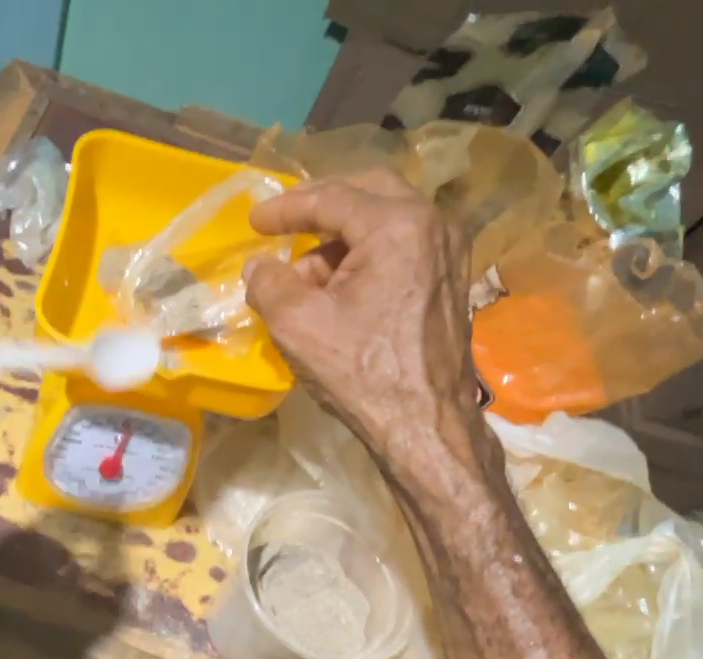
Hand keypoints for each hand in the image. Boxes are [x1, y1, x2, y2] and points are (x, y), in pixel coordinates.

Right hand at [244, 169, 486, 484]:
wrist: (422, 420)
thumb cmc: (359, 369)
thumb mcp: (296, 323)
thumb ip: (268, 283)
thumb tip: (259, 267)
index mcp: (397, 226)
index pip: (332, 198)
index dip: (286, 207)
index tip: (254, 221)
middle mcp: (432, 225)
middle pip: (368, 193)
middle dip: (320, 207)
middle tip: (284, 224)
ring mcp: (448, 251)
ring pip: (386, 219)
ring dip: (340, 236)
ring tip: (303, 272)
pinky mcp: (448, 279)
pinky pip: (401, 245)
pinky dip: (364, 253)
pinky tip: (336, 286)